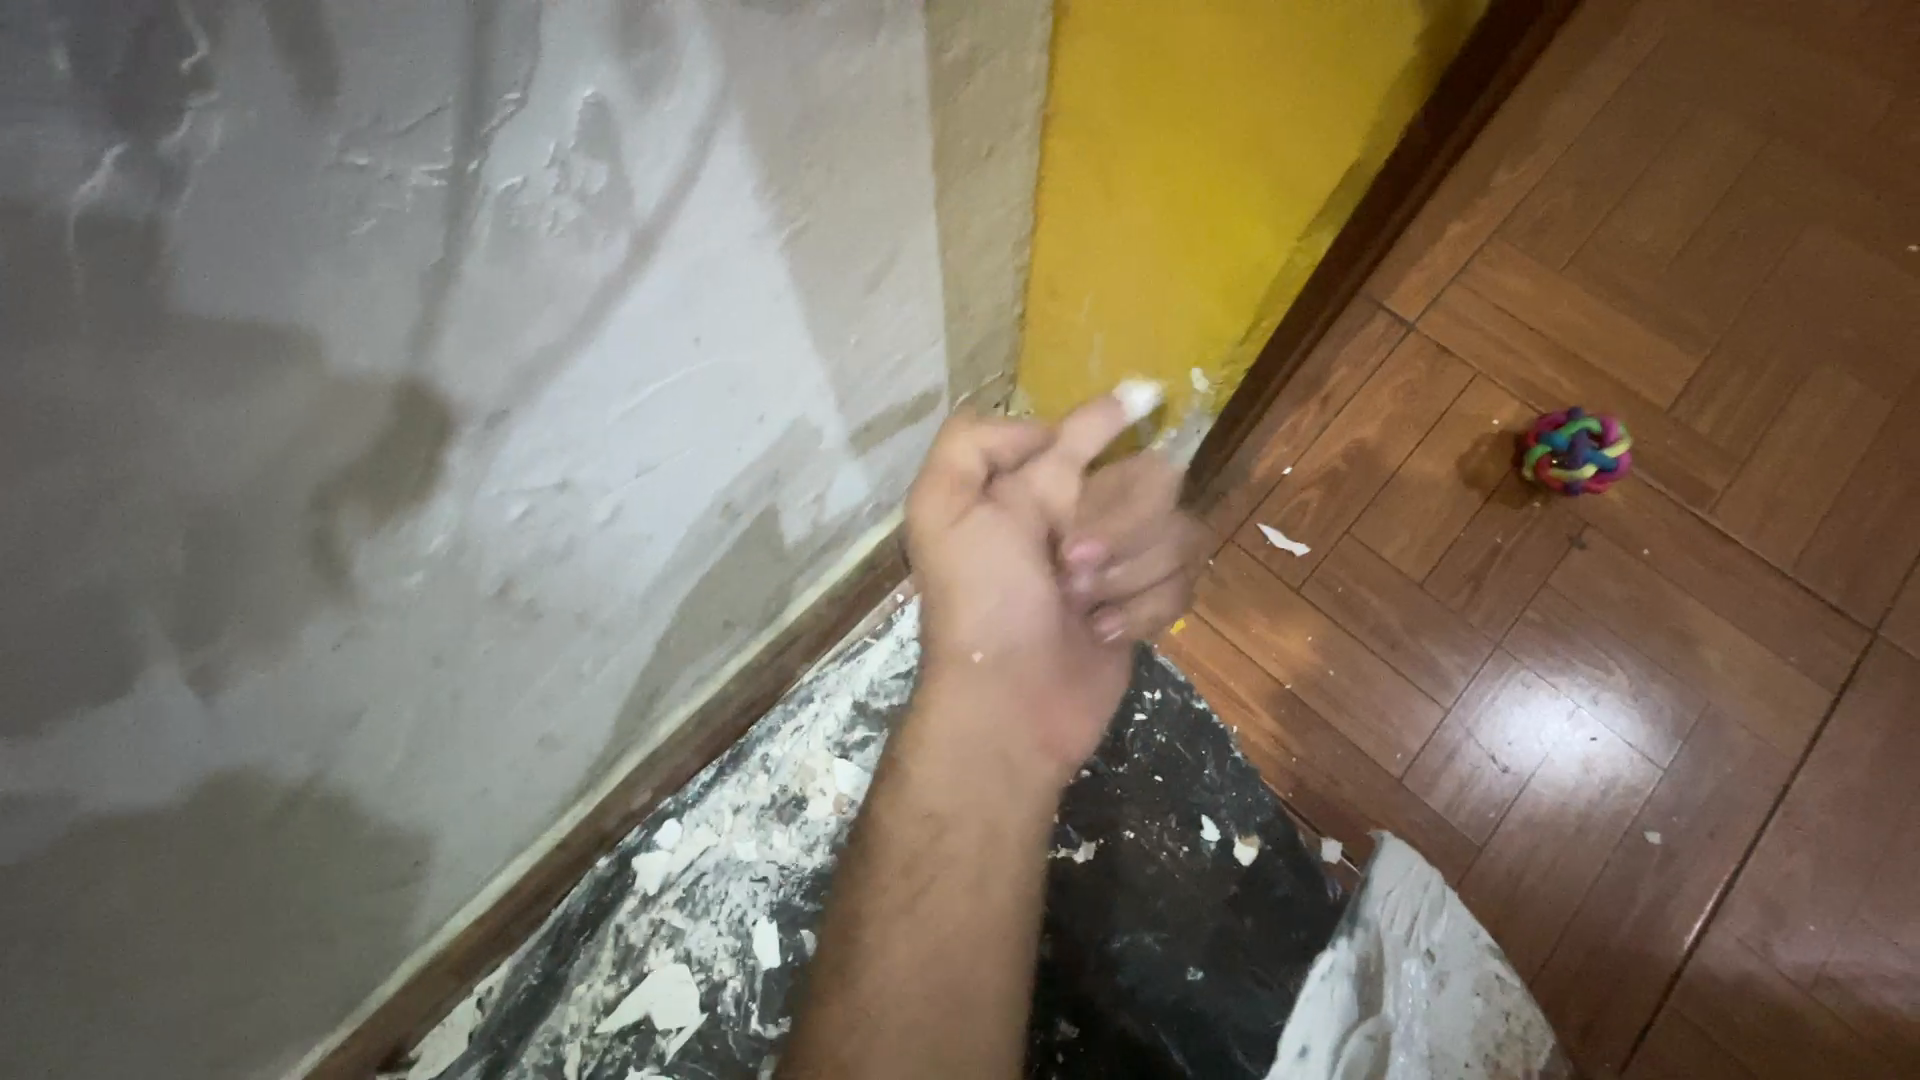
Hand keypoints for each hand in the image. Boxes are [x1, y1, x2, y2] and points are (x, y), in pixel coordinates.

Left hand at [904, 394, 1202, 788]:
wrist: (1012, 703)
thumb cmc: (980, 602)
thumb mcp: (944, 509)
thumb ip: (976, 443)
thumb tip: (1051, 425)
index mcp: (1034, 486)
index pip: (1088, 430)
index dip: (1107, 421)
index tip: (1144, 400)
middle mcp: (1083, 514)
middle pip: (1152, 476)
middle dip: (1116, 524)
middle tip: (1069, 564)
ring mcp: (1121, 560)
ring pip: (1178, 529)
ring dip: (1131, 573)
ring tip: (1082, 606)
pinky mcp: (1148, 604)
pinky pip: (1185, 582)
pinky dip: (1146, 611)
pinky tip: (1104, 633)